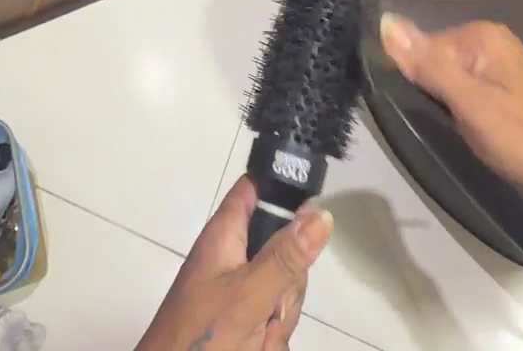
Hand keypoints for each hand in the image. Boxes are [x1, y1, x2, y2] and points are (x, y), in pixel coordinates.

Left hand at [135, 176, 331, 350]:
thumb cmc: (202, 336)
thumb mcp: (248, 294)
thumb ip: (285, 257)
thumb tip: (321, 212)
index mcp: (225, 234)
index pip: (257, 188)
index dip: (284, 188)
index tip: (313, 210)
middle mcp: (232, 256)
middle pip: (283, 247)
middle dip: (289, 281)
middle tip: (273, 303)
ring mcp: (238, 290)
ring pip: (283, 288)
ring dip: (280, 317)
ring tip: (257, 337)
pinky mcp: (243, 320)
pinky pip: (274, 319)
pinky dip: (271, 338)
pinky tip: (258, 348)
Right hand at [377, 14, 522, 199]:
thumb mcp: (469, 103)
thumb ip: (426, 64)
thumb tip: (384, 21)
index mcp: (482, 35)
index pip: (421, 46)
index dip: (414, 78)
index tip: (420, 110)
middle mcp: (489, 42)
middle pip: (433, 60)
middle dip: (428, 91)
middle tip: (441, 124)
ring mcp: (497, 66)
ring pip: (445, 78)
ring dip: (441, 102)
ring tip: (452, 128)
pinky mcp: (501, 90)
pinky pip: (461, 89)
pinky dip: (455, 108)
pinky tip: (463, 128)